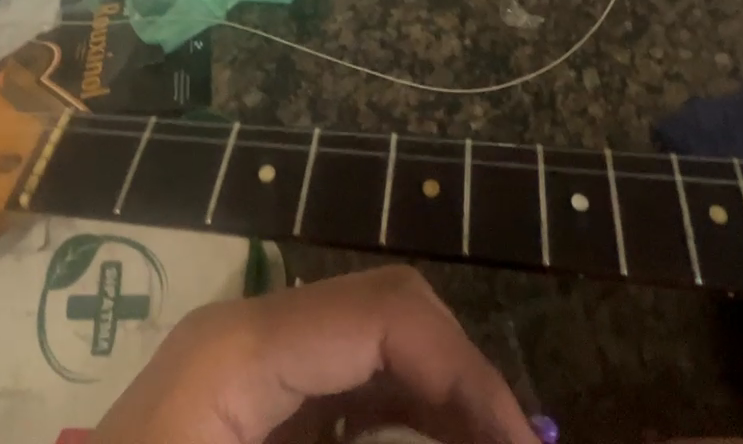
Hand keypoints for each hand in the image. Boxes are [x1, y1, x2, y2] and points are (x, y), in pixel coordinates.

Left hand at [93, 265, 536, 443]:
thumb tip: (498, 443)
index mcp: (244, 344)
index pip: (390, 313)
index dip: (470, 375)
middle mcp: (249, 331)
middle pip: (388, 317)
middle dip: (460, 387)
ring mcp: (244, 362)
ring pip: (370, 350)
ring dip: (435, 405)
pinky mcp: (245, 400)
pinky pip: (340, 388)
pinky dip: (395, 421)